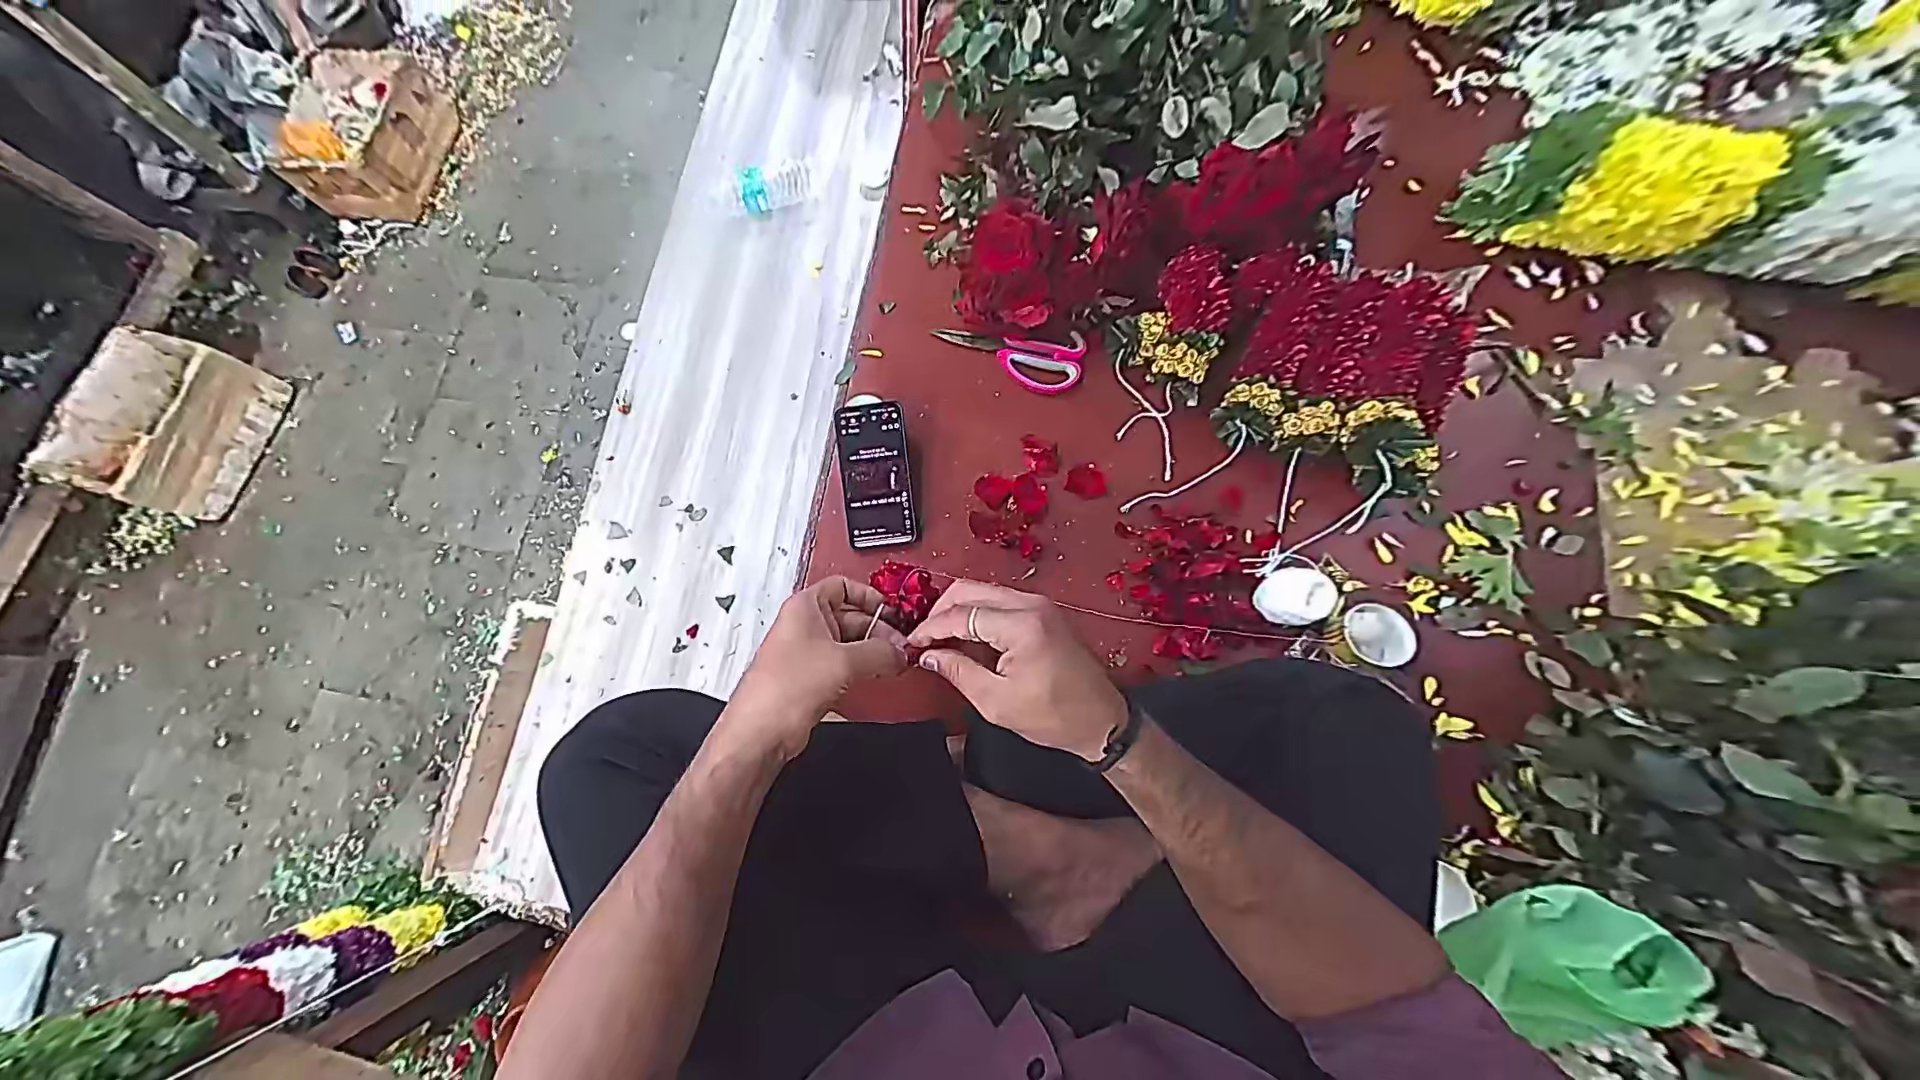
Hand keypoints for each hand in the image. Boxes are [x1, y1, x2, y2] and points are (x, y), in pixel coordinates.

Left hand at [724, 576, 907, 758]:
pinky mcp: (811, 679)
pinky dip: (862, 669)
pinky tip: (878, 677)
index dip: (869, 596)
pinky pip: (843, 665)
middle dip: (878, 630)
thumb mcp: (844, 661)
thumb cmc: (785, 688)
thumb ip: (879, 652)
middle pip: (851, 616)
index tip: (891, 612)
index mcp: (805, 607)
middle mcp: (805, 626)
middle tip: (901, 646)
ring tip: (895, 662)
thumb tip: (899, 652)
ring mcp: (807, 653)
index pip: (842, 586)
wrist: (761, 733)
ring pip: (849, 643)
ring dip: (872, 652)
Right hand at [907, 580, 1127, 760]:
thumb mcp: (996, 701)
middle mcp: (1031, 604)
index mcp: (1022, 624)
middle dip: (941, 611)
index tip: (912, 644)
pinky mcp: (1044, 612)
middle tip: (923, 638)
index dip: (931, 628)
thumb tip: (928, 654)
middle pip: (970, 589)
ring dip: (958, 610)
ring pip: (984, 591)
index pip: (962, 614)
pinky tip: (965, 637)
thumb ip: (957, 670)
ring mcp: (1040, 604)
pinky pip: (1000, 602)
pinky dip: (977, 613)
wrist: (1102, 721)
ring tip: (939, 639)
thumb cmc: (1053, 716)